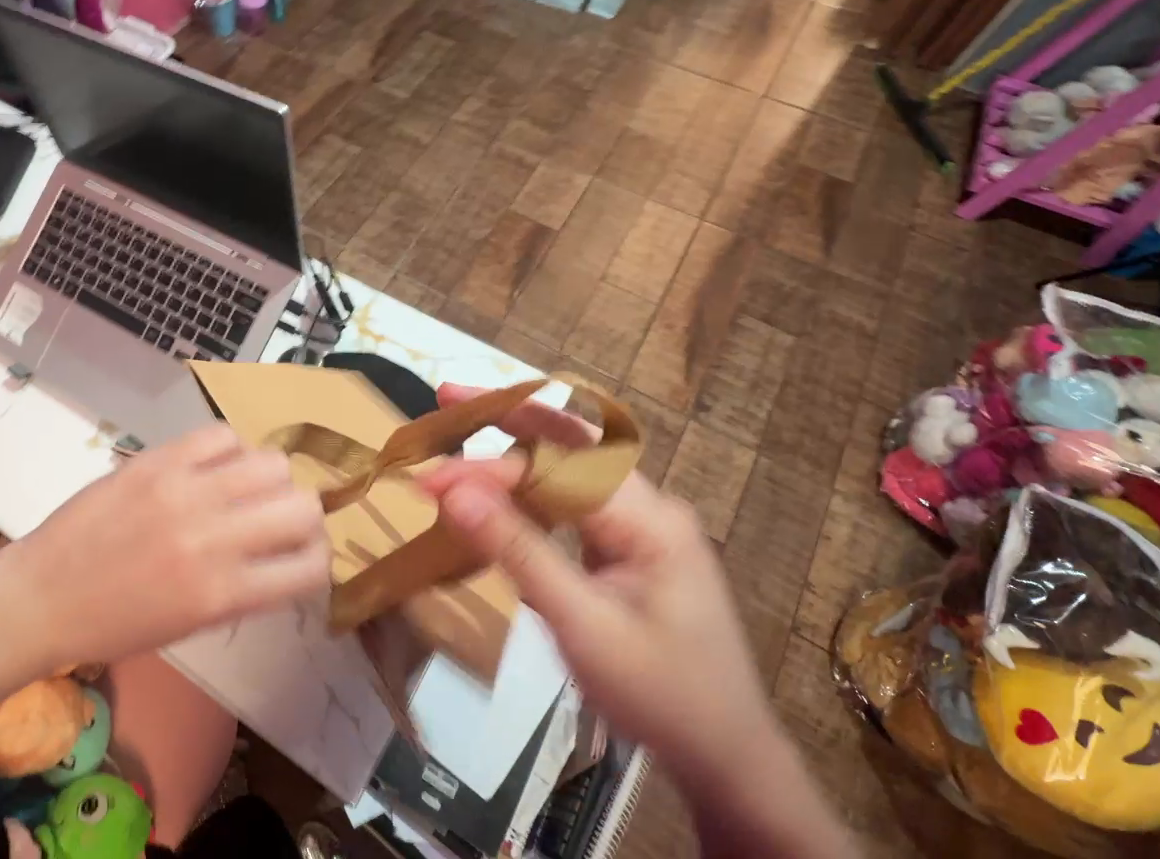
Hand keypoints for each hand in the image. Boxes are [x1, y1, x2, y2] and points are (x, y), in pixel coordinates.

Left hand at [3, 425, 329, 665]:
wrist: (42, 598)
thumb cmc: (116, 626)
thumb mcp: (192, 624)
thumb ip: (245, 590)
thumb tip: (285, 557)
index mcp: (224, 594)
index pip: (311, 566)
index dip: (316, 560)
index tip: (301, 557)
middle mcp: (215, 540)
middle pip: (305, 506)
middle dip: (302, 516)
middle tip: (275, 521)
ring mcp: (186, 493)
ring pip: (273, 462)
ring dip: (269, 479)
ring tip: (242, 490)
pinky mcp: (158, 461)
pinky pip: (222, 435)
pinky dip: (229, 450)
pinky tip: (211, 467)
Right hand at [415, 384, 779, 790]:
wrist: (728, 758)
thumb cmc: (661, 695)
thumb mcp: (582, 625)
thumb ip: (517, 551)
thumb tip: (453, 491)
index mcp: (648, 517)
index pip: (558, 462)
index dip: (489, 462)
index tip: (431, 476)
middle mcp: (648, 506)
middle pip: (569, 445)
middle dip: (506, 420)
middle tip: (446, 401)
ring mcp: (642, 527)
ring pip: (570, 470)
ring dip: (515, 455)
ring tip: (464, 439)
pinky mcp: (629, 550)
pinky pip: (574, 504)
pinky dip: (530, 494)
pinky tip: (500, 495)